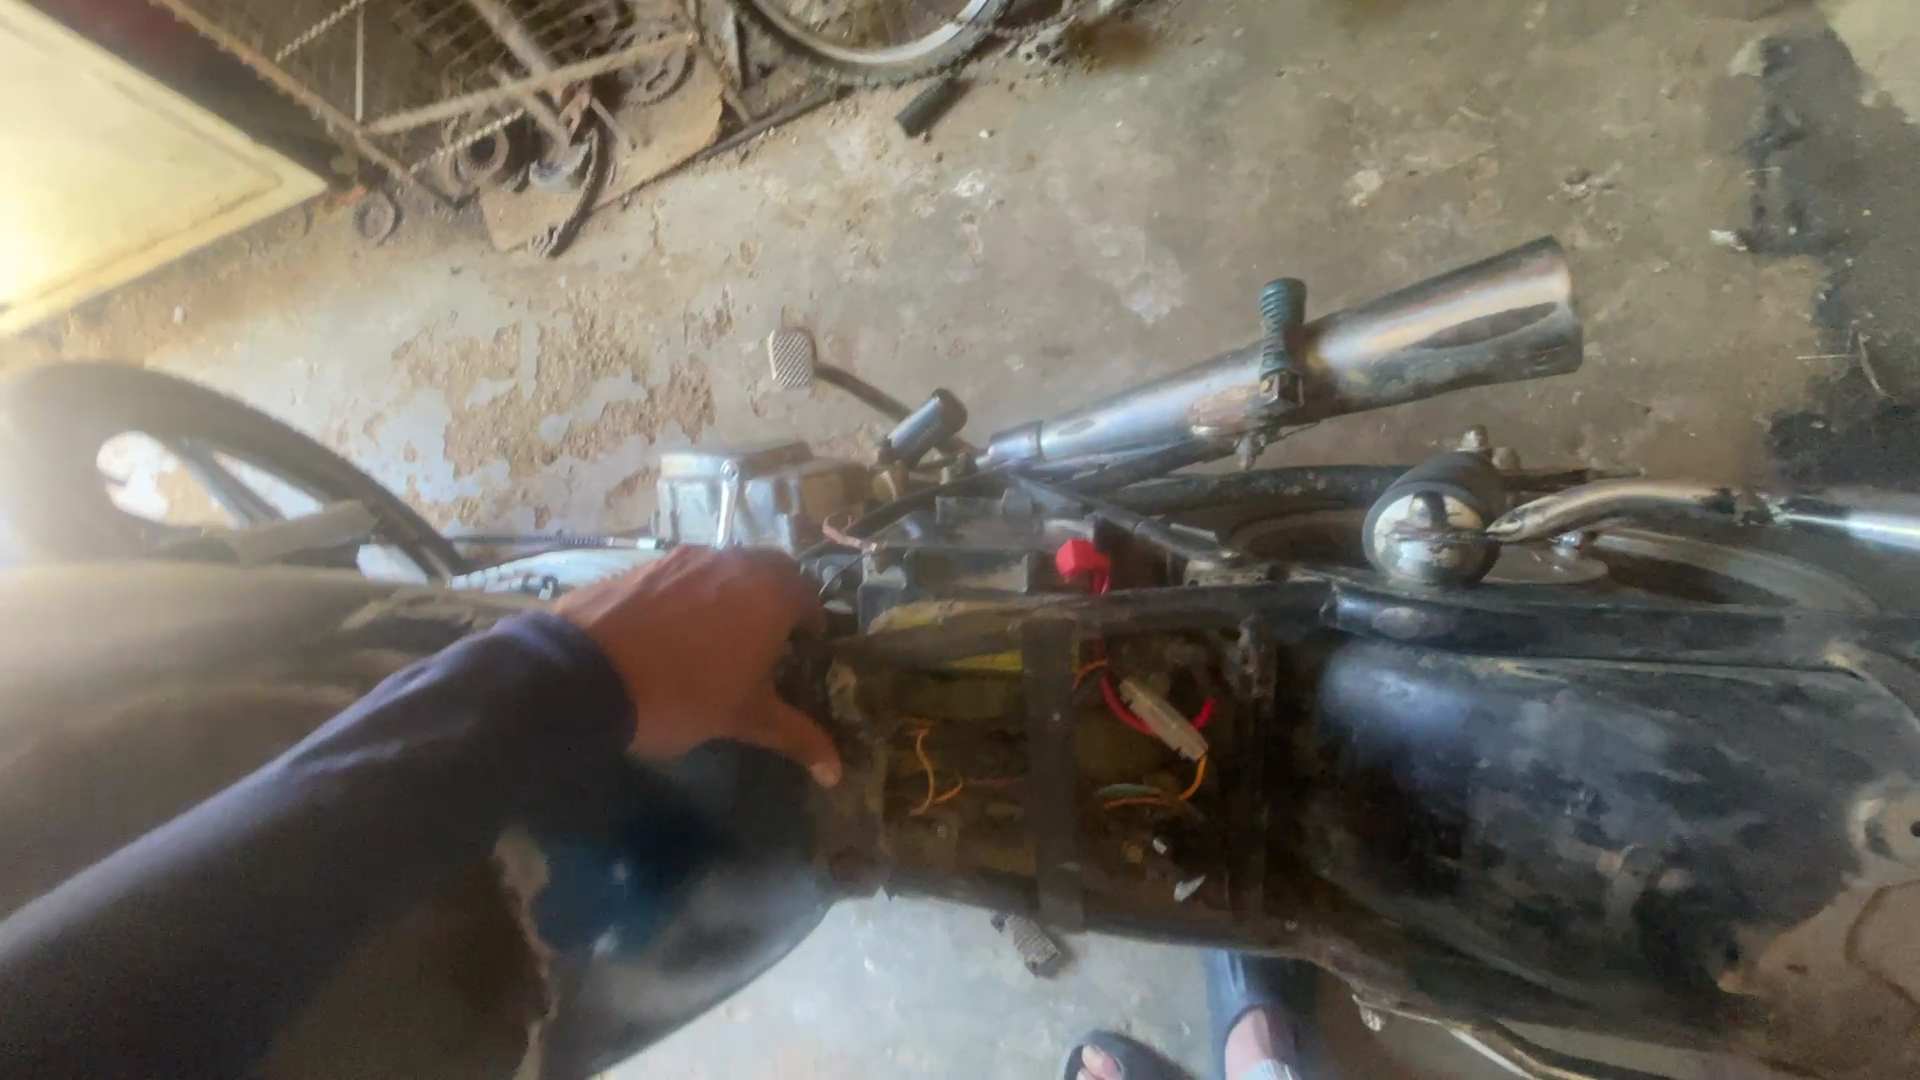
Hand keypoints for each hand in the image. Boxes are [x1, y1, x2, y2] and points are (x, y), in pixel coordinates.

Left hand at [557, 546, 840, 785]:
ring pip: (732, 564)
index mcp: (773, 596)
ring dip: (740, 588)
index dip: (813, 621)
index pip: (810, 595)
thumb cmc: (682, 694)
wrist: (583, 673)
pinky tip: (677, 625)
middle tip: (772, 632)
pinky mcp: (650, 562)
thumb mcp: (744, 718)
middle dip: (782, 594)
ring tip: (725, 629)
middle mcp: (738, 563)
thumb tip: (838, 773)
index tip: (808, 644)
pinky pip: (691, 569)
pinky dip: (698, 589)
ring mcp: (691, 557)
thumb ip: (795, 736)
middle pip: (776, 568)